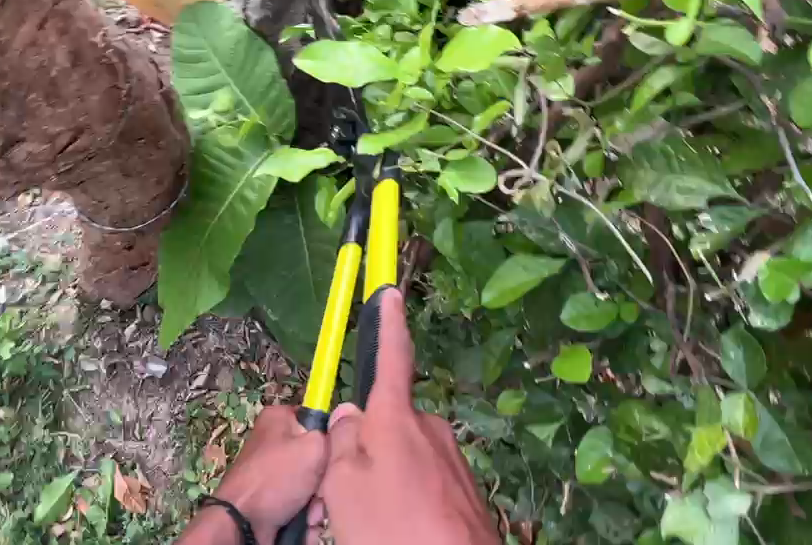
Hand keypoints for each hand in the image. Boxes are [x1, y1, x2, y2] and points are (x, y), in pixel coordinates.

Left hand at [181, 404, 327, 544]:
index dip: (329, 439)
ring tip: (311, 515)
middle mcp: (274, 442)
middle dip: (323, 481)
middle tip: (320, 494)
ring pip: (309, 484)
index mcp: (279, 418)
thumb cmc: (276, 477)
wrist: (242, 524)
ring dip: (316, 503)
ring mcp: (272, 472)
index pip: (316, 419)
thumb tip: (344, 427)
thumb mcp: (313, 447)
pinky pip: (298, 503)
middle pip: (314, 456)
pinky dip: (304, 516)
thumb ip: (333, 434)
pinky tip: (304, 526)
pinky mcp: (270, 499)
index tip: (334, 458)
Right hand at [320, 291, 498, 544]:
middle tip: (350, 491)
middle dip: (371, 446)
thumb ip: (343, 444)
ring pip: (408, 458)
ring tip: (379, 524)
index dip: (388, 321)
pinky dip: (413, 502)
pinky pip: (428, 484)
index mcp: (397, 418)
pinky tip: (405, 531)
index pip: (393, 355)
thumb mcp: (344, 489)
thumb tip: (349, 415)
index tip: (390, 291)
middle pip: (391, 422)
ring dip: (391, 480)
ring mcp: (453, 460)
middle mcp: (430, 428)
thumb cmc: (393, 531)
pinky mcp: (468, 492)